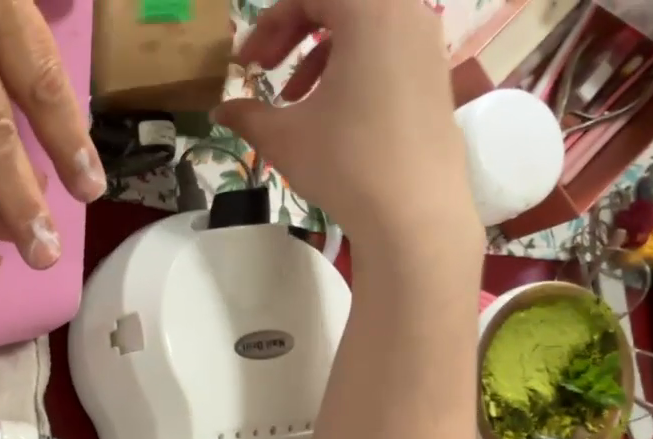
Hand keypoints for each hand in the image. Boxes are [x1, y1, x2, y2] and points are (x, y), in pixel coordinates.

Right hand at [213, 0, 480, 252]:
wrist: (411, 204)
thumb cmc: (343, 159)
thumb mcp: (282, 136)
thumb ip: (247, 114)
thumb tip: (221, 110)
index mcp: (370, 13)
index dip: (269, 23)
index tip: (244, 63)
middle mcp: (406, 12)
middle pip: (341, 2)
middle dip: (294, 29)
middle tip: (263, 69)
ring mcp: (425, 40)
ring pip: (364, 23)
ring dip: (319, 50)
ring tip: (291, 97)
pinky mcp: (431, 70)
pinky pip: (385, 45)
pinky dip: (349, 63)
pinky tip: (327, 109)